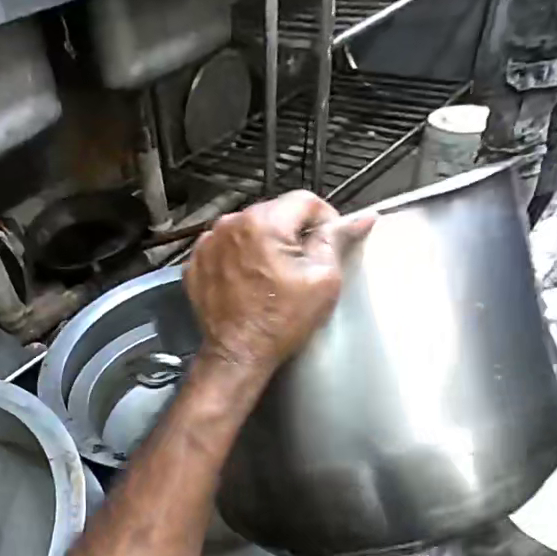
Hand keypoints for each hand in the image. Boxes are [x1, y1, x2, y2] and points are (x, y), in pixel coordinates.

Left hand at [183, 191, 376, 375]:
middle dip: (291, 233)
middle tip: (300, 266)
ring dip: (263, 244)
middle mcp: (230, 226)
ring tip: (272, 277)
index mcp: (263, 223)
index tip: (328, 241)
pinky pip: (226, 248)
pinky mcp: (196, 263)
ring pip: (248, 229)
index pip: (305, 201)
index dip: (324, 220)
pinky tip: (249, 282)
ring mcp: (208, 245)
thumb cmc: (279, 322)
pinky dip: (238, 258)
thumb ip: (337, 240)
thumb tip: (360, 219)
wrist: (237, 354)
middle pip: (274, 212)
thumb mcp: (323, 279)